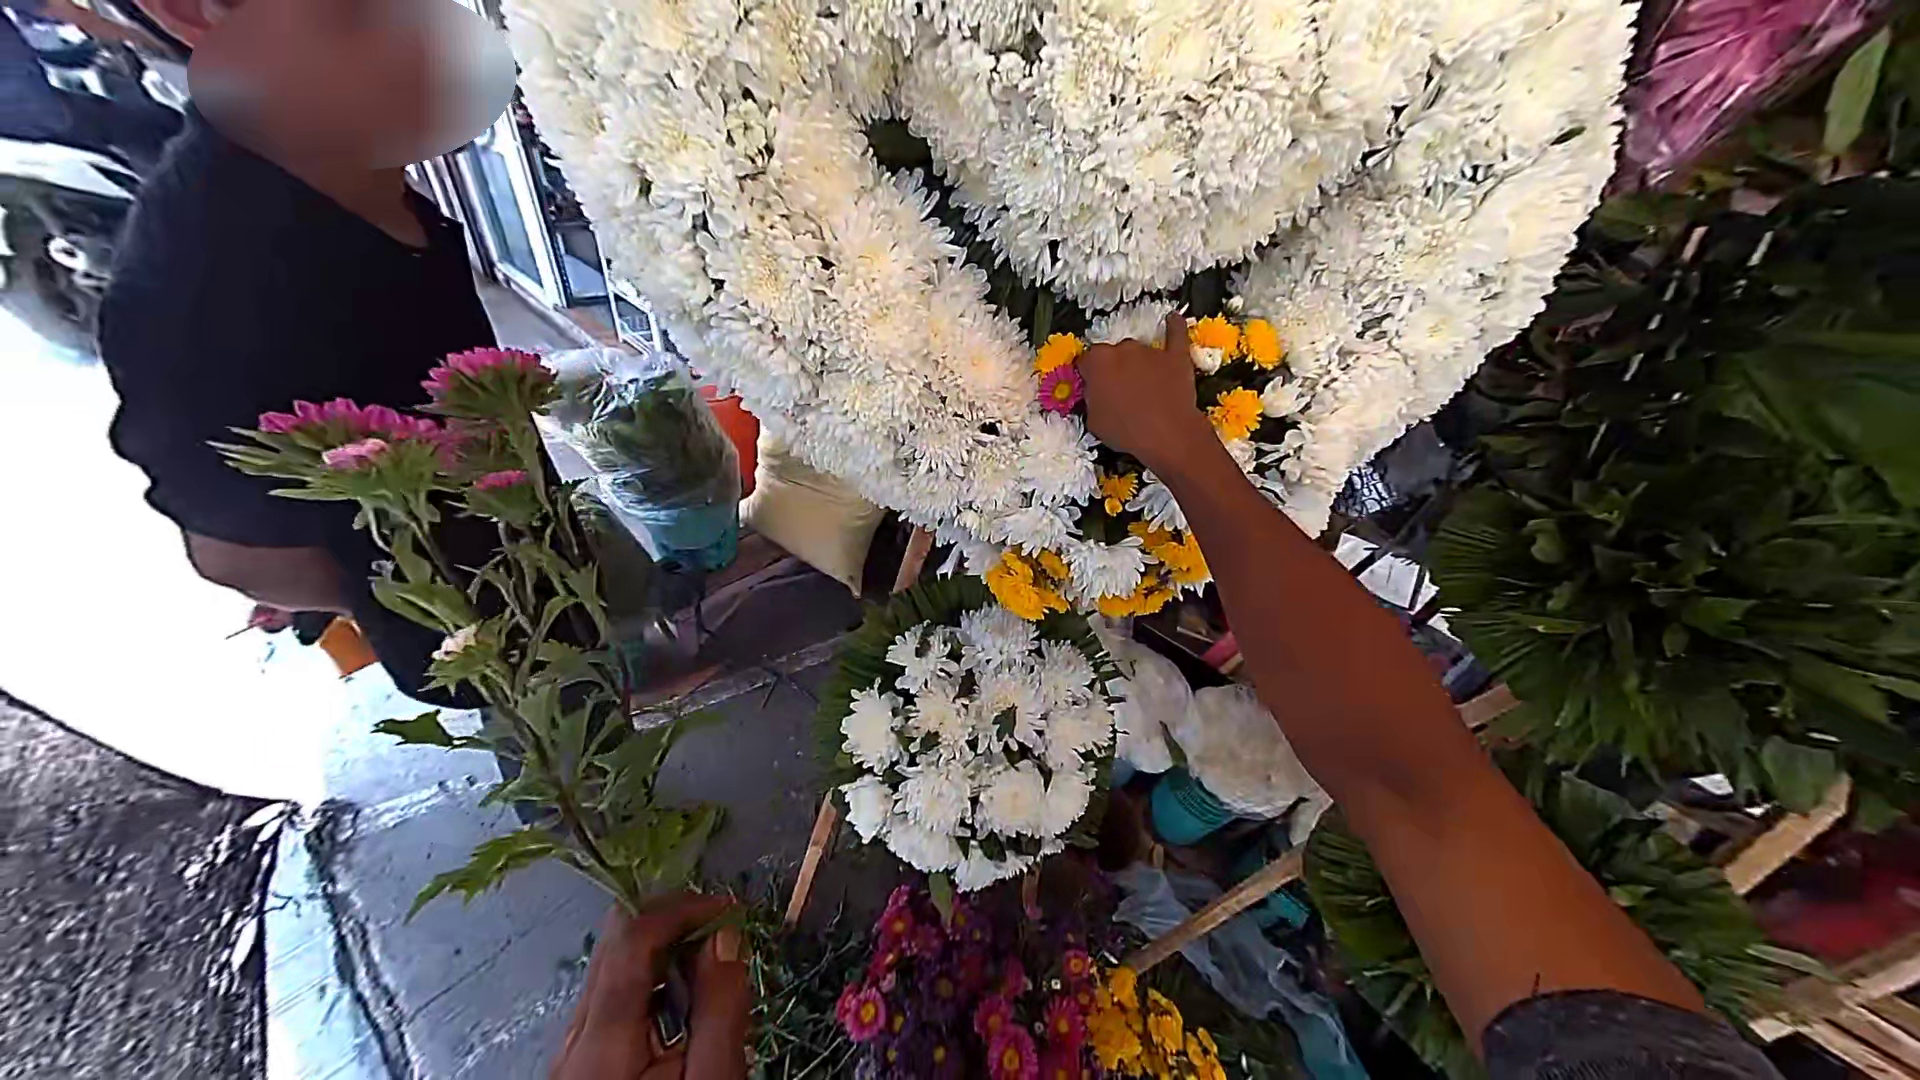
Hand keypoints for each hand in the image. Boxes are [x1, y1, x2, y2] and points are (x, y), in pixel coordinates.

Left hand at [549, 894, 749, 1079]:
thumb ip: (721, 1004)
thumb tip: (726, 933)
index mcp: (603, 1047)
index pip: (630, 939)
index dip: (682, 908)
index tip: (730, 911)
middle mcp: (575, 1038)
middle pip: (615, 939)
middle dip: (675, 920)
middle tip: (724, 932)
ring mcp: (571, 1047)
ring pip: (612, 959)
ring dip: (665, 944)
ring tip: (710, 966)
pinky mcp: (579, 1056)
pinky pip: (613, 988)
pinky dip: (652, 972)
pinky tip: (683, 998)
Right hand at [1077, 312, 1216, 476]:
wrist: (1166, 434)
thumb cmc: (1124, 430)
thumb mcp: (1093, 421)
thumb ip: (1091, 399)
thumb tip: (1095, 393)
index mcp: (1097, 362)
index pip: (1086, 361)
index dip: (1088, 376)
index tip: (1092, 388)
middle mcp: (1122, 349)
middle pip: (1113, 354)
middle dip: (1113, 369)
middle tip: (1118, 392)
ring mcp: (1150, 350)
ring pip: (1138, 351)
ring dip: (1137, 364)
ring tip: (1142, 387)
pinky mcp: (1176, 355)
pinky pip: (1175, 333)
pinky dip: (1173, 327)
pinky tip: (1172, 320)